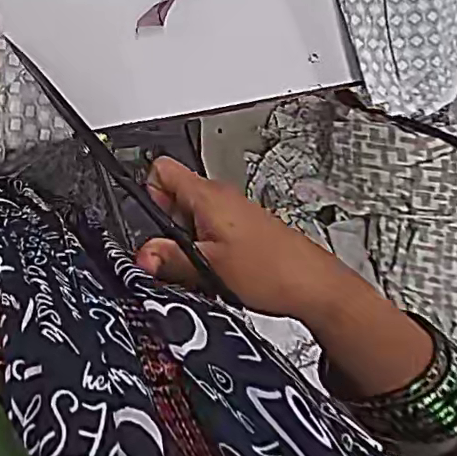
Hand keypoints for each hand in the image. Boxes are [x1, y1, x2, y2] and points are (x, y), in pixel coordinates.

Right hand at [136, 157, 432, 395]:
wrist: (315, 286)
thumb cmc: (273, 271)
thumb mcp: (210, 268)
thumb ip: (170, 259)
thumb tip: (141, 255)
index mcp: (207, 196)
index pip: (161, 169)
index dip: (149, 193)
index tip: (153, 222)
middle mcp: (219, 196)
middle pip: (172, 196)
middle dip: (168, 226)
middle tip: (182, 253)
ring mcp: (231, 211)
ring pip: (190, 216)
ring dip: (188, 241)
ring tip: (205, 265)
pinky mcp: (241, 227)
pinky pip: (209, 228)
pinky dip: (206, 248)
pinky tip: (219, 270)